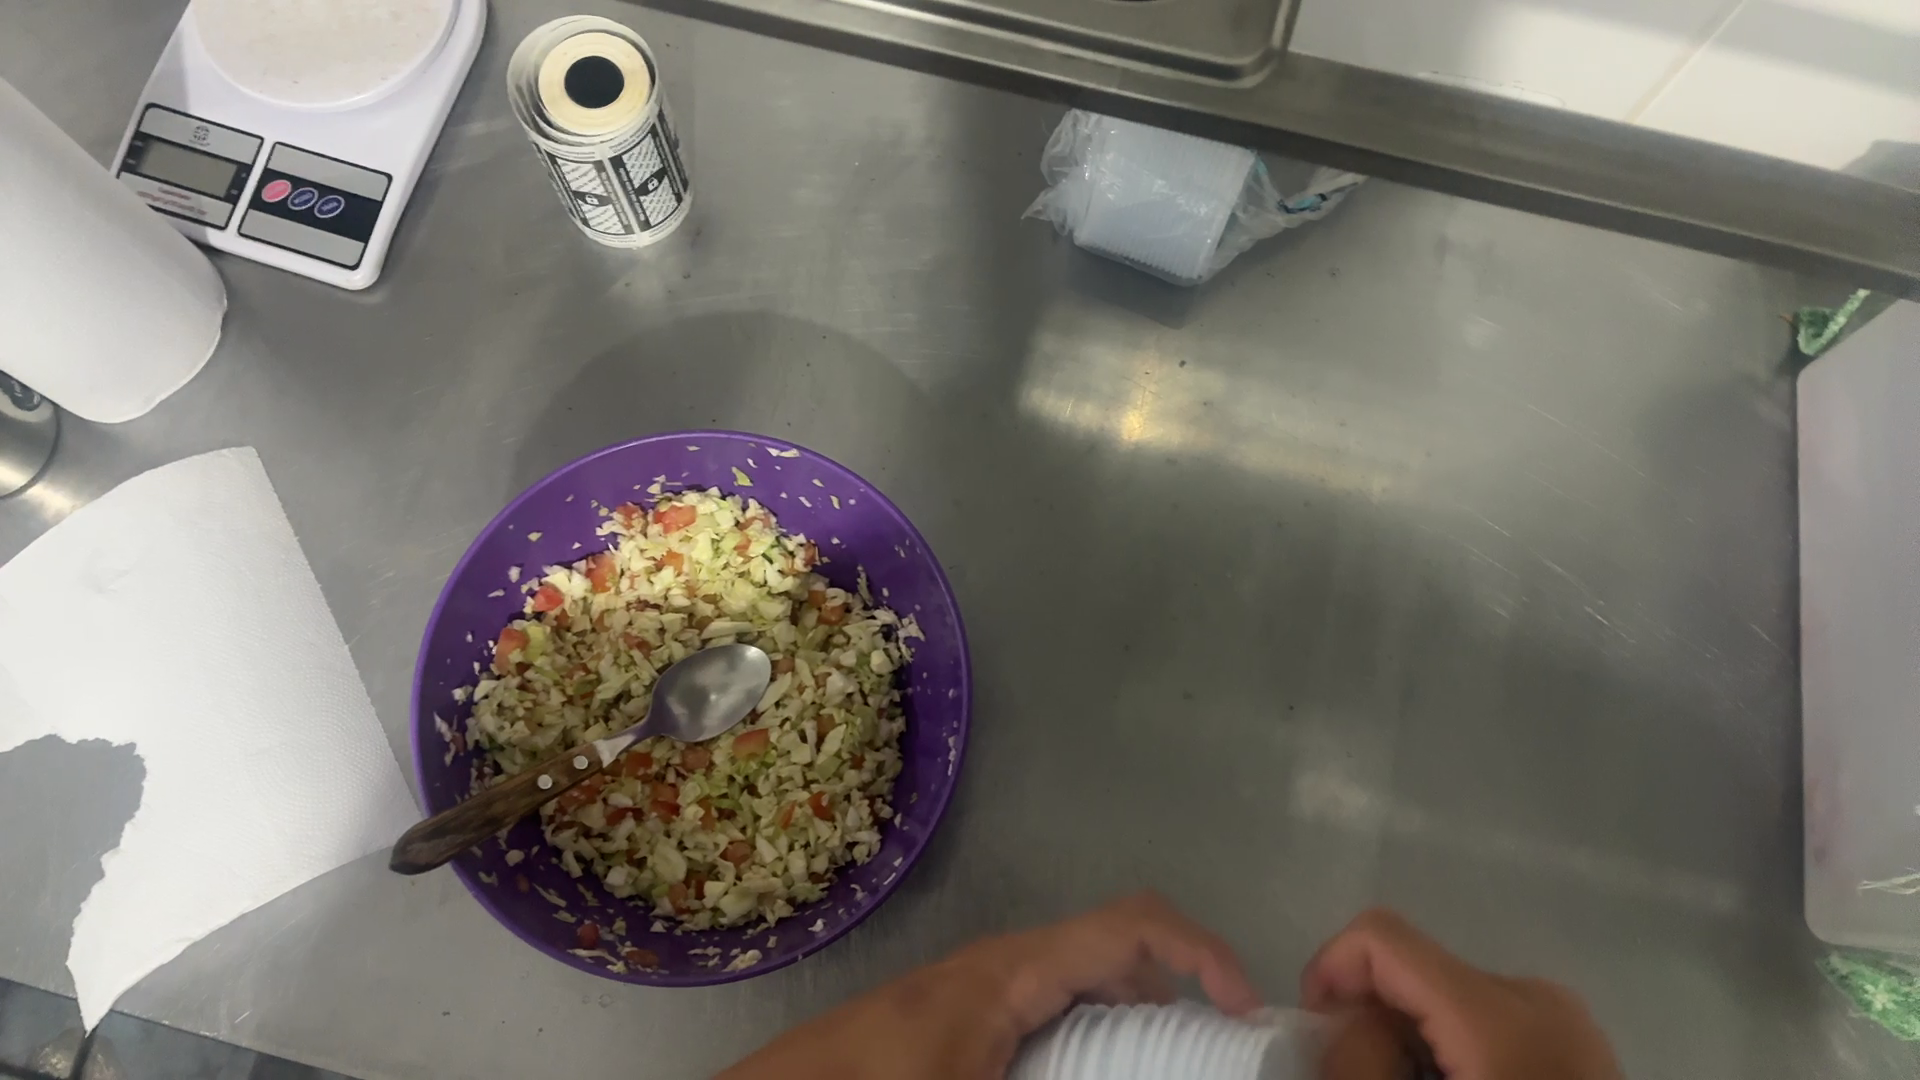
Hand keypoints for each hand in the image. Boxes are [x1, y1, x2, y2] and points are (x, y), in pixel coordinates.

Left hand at [718, 893, 1260, 1079]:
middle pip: (1119, 951)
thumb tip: (1121, 1063)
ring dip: (1138, 1018)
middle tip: (1218, 1060)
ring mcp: (992, 984)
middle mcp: (1012, 961)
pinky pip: (1058, 1006)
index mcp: (1020, 967)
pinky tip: (1101, 1074)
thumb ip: (1065, 1072)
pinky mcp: (976, 1011)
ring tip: (1170, 1067)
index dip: (1199, 950)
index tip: (1246, 1014)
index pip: (1129, 924)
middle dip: (1179, 995)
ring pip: (1089, 981)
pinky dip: (1097, 1033)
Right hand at [1302, 909, 1623, 1079]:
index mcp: (1497, 1011)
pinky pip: (1479, 1021)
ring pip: (1440, 997)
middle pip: (1408, 969)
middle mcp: (1534, 997)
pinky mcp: (1576, 1046)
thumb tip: (1343, 1023)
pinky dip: (1448, 1052)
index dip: (1328, 970)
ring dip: (1409, 1042)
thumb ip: (1359, 1061)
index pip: (1379, 936)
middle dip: (1372, 1022)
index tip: (1319, 1035)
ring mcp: (1565, 1022)